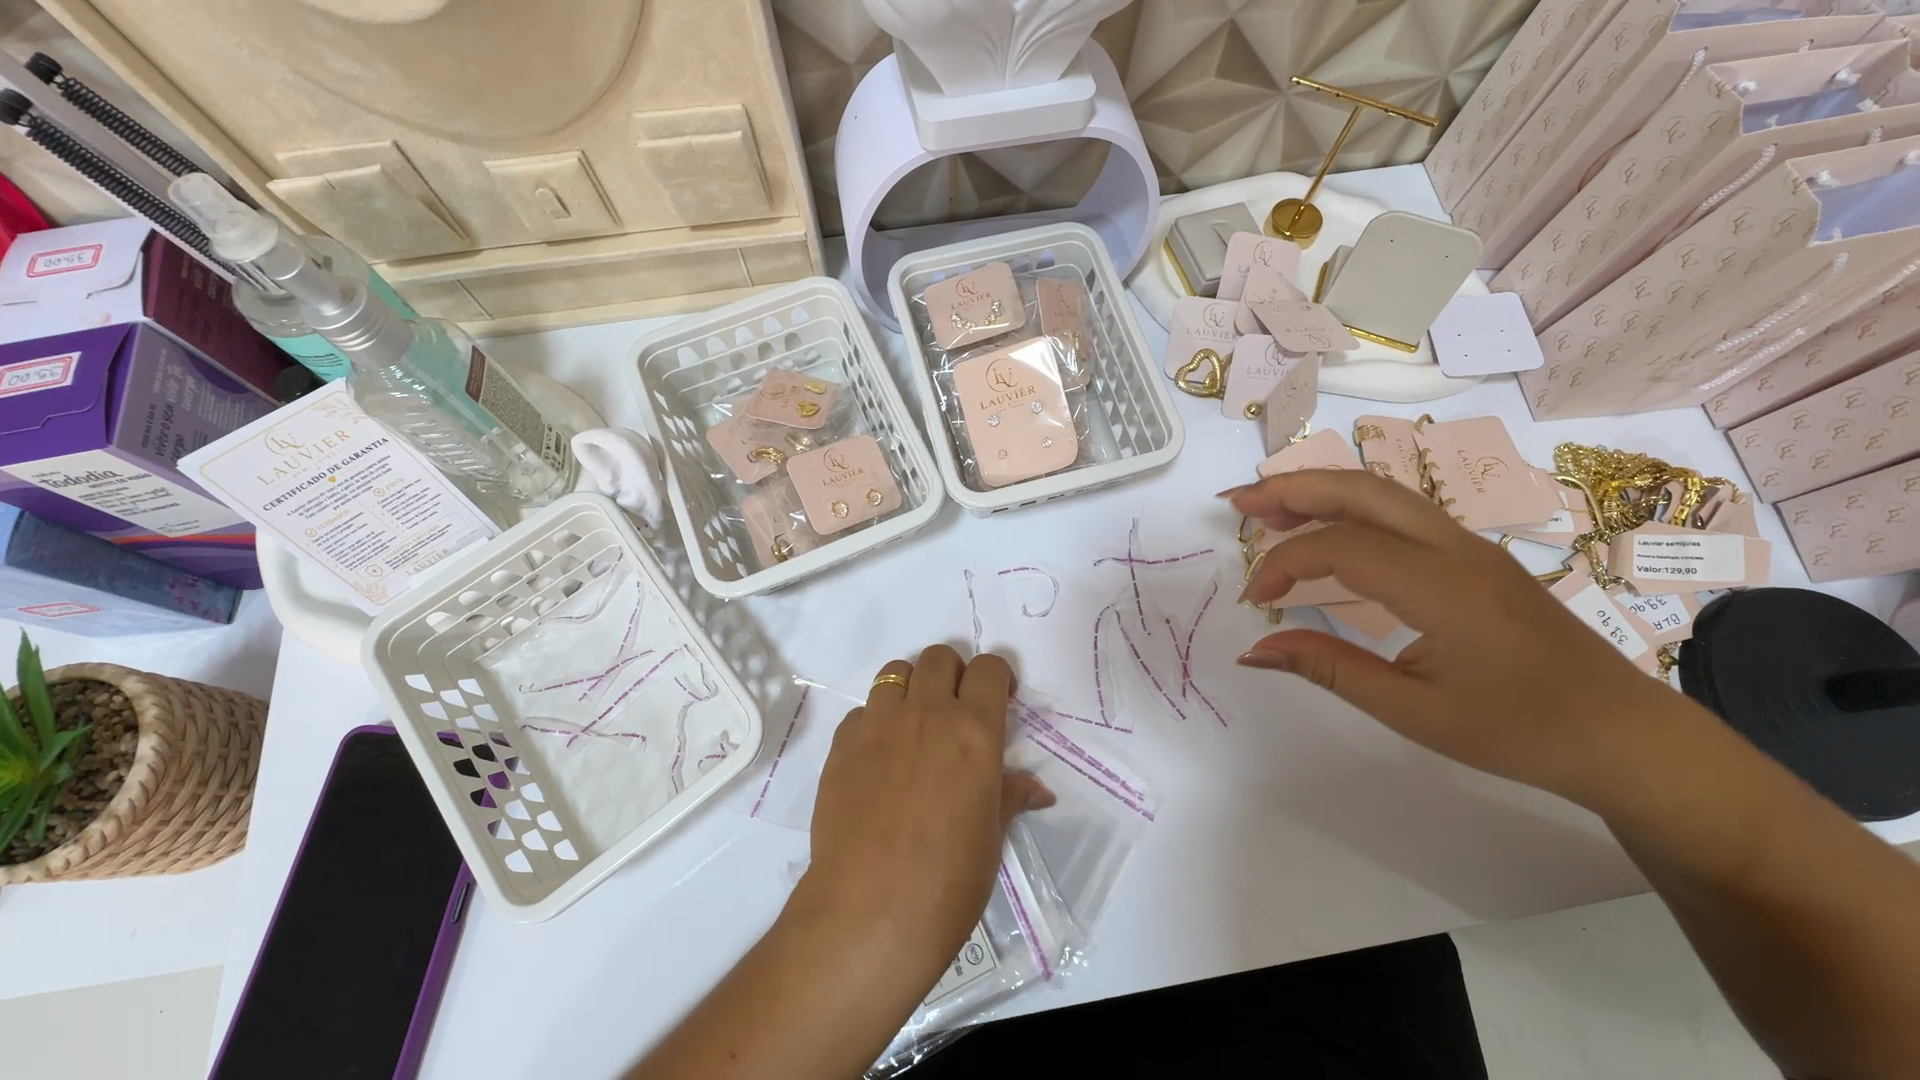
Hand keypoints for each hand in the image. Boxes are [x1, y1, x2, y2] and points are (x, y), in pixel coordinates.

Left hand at [793, 645, 1051, 992]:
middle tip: (956, 709)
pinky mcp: (841, 746)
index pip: (989, 669)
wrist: (871, 909)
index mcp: (974, 731)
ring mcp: (878, 726)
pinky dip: (874, 722)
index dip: (997, 677)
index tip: (999, 700)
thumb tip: (1037, 790)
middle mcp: (926, 714)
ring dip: (910, 689)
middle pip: (939, 658)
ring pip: (895, 673)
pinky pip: (861, 712)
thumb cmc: (948, 879)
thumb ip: (1009, 797)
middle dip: (953, 673)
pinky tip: (879, 758)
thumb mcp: (990, 836)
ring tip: (914, 727)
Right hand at [1228, 469, 1689, 805]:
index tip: (1254, 599)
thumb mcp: (1413, 710)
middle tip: (1236, 502)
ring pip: (1386, 494)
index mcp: (1443, 586)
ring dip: (1323, 492)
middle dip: (1293, 488)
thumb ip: (1328, 669)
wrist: (1622, 735)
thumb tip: (1254, 650)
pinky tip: (1329, 531)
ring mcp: (1472, 548)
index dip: (1285, 563)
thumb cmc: (1519, 731)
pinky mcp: (1477, 558)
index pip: (1342, 547)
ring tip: (1268, 508)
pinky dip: (1353, 511)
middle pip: (1363, 490)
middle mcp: (1457, 548)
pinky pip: (1404, 515)